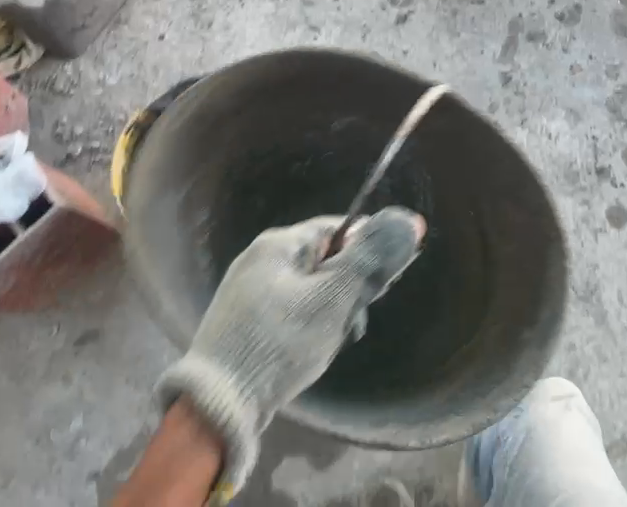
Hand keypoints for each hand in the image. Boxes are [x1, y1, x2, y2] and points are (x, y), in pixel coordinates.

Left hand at [158, 209, 424, 490]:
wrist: (215, 406)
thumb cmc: (280, 343)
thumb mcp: (335, 298)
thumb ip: (372, 257)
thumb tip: (411, 220)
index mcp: (280, 242)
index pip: (341, 228)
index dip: (368, 252)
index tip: (379, 286)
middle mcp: (259, 257)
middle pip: (326, 259)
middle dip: (348, 289)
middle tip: (351, 321)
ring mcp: (246, 291)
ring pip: (309, 288)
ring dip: (329, 311)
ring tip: (328, 342)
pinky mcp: (240, 322)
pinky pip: (289, 310)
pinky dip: (306, 325)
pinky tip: (305, 351)